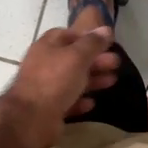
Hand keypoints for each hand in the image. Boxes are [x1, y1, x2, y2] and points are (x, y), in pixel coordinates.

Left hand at [0, 26, 120, 147]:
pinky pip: (68, 101)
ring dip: (92, 79)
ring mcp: (45, 87)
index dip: (86, 37)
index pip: (67, 34)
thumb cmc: (55, 80)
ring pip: (72, 80)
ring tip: (112, 81)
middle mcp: (44, 64)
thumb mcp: (77, 56)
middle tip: (115, 63)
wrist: (32, 118)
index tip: (105, 43)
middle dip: (95, 60)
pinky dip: (80, 100)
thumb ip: (93, 43)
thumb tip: (106, 29)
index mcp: (47, 46)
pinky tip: (92, 103)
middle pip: (73, 58)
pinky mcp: (48, 108)